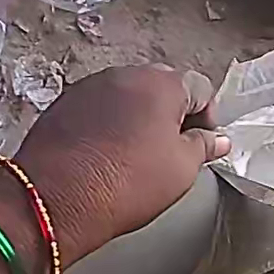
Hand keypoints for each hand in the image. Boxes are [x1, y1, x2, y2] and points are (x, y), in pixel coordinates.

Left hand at [12, 65, 229, 262]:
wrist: (54, 199)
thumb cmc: (127, 183)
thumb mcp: (180, 169)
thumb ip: (203, 146)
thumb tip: (219, 138)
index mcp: (161, 84)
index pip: (200, 87)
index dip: (207, 116)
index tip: (201, 143)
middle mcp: (126, 74)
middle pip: (162, 85)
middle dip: (172, 112)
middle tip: (172, 148)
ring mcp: (91, 85)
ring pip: (128, 94)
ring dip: (139, 115)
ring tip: (136, 152)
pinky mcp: (64, 102)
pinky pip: (100, 105)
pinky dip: (110, 121)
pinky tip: (106, 151)